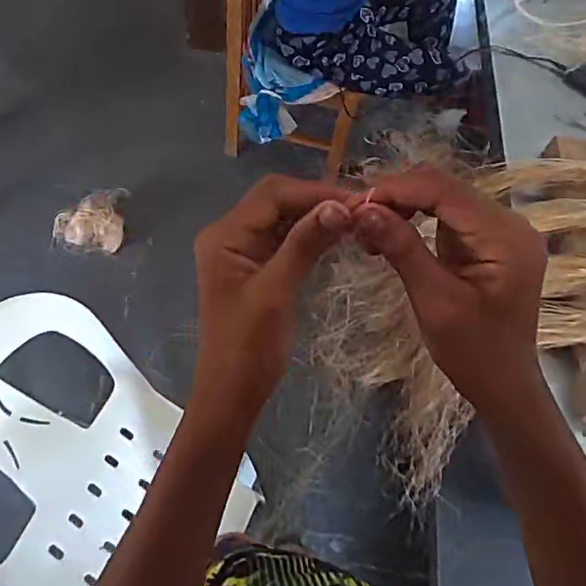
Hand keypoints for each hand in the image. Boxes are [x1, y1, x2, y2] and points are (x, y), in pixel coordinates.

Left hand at [193, 176, 352, 412]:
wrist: (231, 392)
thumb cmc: (248, 347)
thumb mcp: (277, 292)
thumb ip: (304, 245)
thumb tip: (339, 206)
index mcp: (224, 235)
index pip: (272, 194)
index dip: (314, 192)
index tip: (358, 201)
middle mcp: (228, 233)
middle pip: (275, 200)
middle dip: (316, 200)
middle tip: (361, 209)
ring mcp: (240, 249)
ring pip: (281, 217)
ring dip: (315, 215)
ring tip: (355, 219)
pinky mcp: (254, 265)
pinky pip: (283, 237)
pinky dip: (308, 234)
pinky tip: (336, 236)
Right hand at [351, 167, 548, 402]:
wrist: (503, 384)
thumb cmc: (473, 352)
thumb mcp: (434, 301)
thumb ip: (402, 249)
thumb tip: (363, 209)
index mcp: (505, 237)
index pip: (443, 191)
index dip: (396, 190)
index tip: (354, 206)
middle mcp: (508, 222)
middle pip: (442, 186)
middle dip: (395, 195)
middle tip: (354, 218)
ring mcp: (499, 229)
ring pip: (440, 195)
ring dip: (400, 204)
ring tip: (367, 228)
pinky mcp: (486, 238)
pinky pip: (443, 213)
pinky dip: (412, 216)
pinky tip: (388, 232)